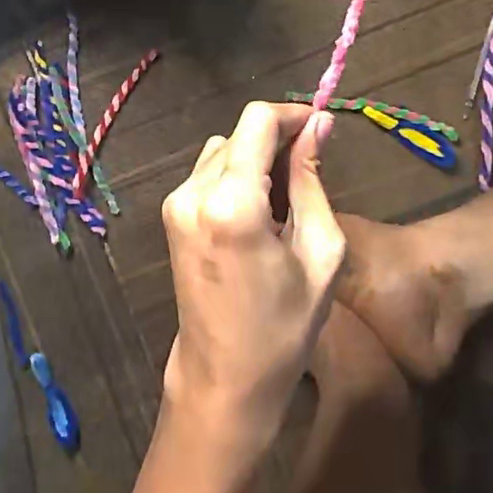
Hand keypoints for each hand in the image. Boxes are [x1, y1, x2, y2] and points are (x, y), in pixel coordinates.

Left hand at [159, 104, 342, 439]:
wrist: (223, 379)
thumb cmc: (283, 328)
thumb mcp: (320, 252)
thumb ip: (313, 178)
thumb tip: (321, 123)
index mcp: (231, 203)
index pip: (257, 121)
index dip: (292, 114)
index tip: (321, 127)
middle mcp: (193, 191)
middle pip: (240, 133)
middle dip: (277, 140)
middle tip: (311, 171)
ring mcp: (175, 201)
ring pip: (223, 149)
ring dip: (256, 158)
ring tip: (285, 200)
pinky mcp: (171, 212)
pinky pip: (208, 171)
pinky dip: (236, 175)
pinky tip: (257, 210)